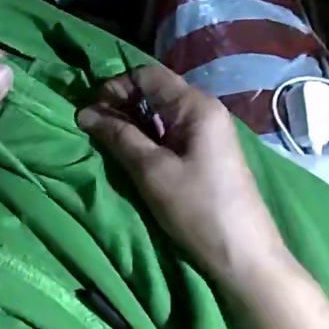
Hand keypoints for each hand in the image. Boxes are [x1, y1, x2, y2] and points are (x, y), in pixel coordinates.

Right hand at [77, 64, 291, 284]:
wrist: (243, 254)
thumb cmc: (197, 208)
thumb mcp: (151, 171)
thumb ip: (118, 136)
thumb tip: (84, 112)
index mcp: (196, 106)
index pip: (148, 75)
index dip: (116, 86)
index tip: (92, 111)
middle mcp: (204, 110)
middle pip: (154, 91)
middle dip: (120, 104)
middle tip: (93, 129)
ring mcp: (207, 132)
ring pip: (160, 114)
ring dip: (131, 124)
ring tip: (107, 143)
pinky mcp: (205, 153)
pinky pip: (169, 133)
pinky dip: (146, 138)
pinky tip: (131, 155)